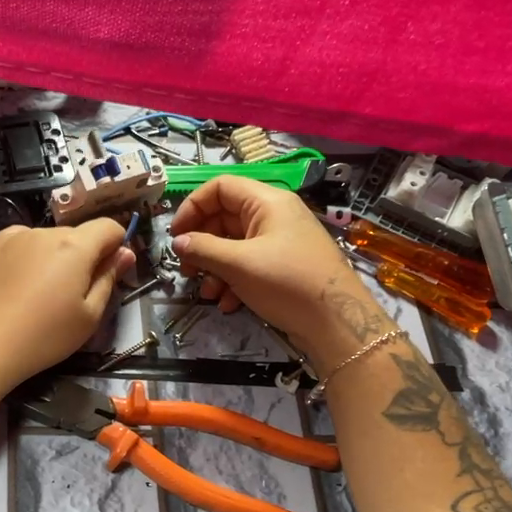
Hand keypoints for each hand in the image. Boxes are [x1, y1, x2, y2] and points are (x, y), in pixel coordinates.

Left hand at [0, 218, 134, 389]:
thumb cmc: (43, 337)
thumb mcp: (88, 316)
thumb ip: (108, 279)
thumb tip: (124, 253)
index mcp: (73, 245)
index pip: (108, 227)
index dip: (116, 246)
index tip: (110, 273)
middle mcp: (42, 232)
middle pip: (75, 235)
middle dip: (83, 256)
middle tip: (73, 296)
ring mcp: (10, 238)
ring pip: (45, 241)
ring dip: (53, 259)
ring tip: (40, 297)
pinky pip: (19, 248)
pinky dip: (27, 261)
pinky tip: (17, 290)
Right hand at [169, 177, 394, 371]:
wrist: (336, 323)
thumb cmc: (287, 283)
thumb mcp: (239, 264)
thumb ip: (203, 249)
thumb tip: (178, 242)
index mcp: (267, 202)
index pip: (220, 187)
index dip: (192, 207)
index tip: (175, 235)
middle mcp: (273, 216)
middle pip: (223, 218)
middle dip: (200, 245)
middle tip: (186, 269)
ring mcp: (279, 242)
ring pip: (232, 245)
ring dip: (213, 269)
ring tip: (206, 293)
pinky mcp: (281, 266)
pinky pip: (247, 264)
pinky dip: (232, 281)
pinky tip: (227, 304)